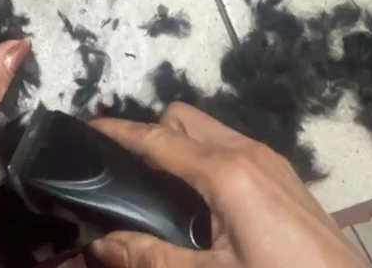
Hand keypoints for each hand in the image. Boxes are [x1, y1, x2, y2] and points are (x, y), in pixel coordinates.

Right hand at [87, 104, 368, 267]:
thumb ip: (154, 257)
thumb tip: (101, 243)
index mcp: (226, 172)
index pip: (158, 138)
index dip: (119, 132)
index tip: (87, 129)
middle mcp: (247, 151)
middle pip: (182, 118)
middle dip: (152, 135)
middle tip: (129, 175)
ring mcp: (270, 159)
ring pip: (208, 129)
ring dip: (179, 146)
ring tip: (159, 190)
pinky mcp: (284, 174)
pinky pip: (230, 146)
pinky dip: (204, 158)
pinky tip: (202, 203)